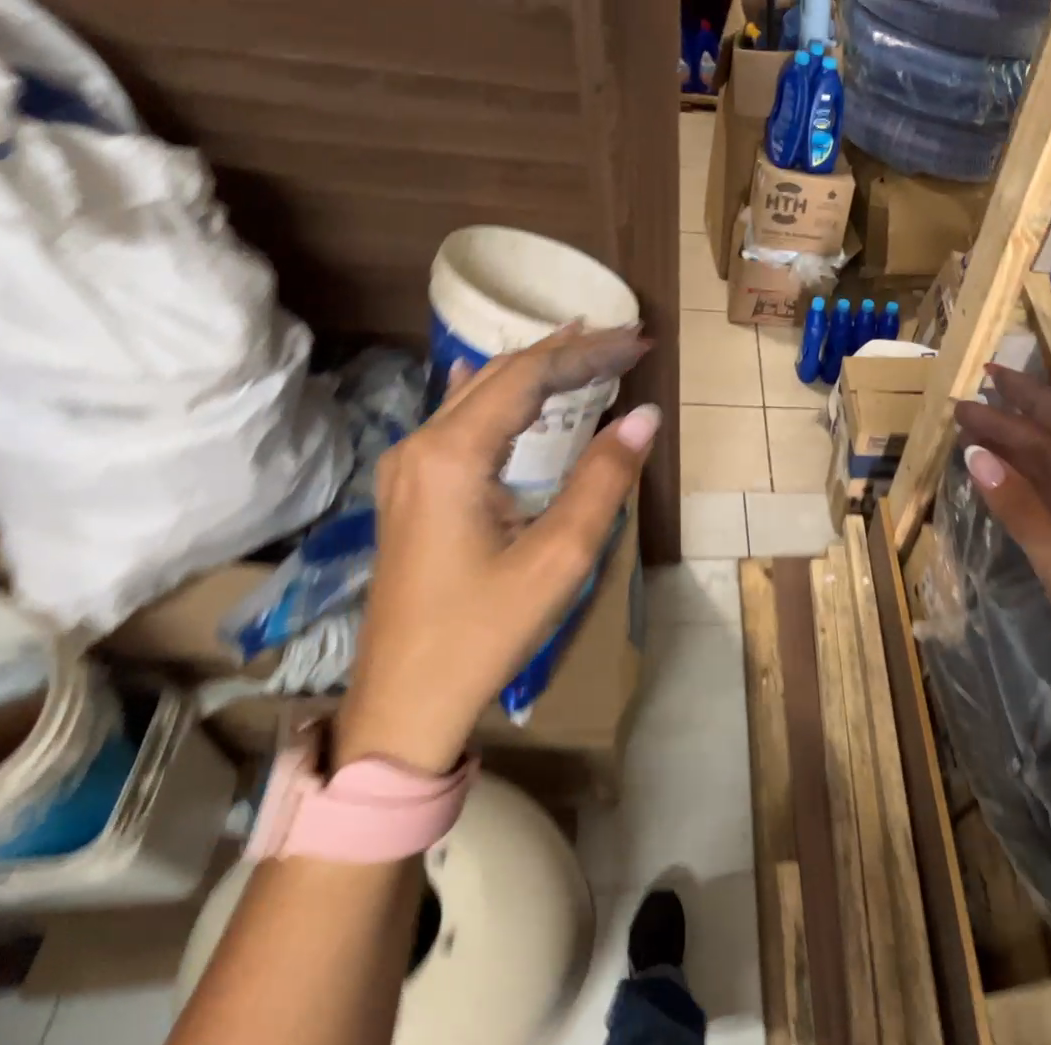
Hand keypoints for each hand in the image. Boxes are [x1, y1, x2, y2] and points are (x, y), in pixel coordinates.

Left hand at [333, 321, 655, 771]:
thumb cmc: (486, 632)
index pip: (526, 376)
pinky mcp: (410, 494)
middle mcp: (420, 447)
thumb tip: (643, 417)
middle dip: (563, 354)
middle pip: (497, 376)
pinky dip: (502, 403)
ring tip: (583, 355)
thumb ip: (602, 480)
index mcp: (452, 456)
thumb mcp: (559, 558)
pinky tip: (514, 397)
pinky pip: (460, 425)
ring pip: (474, 397)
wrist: (407, 697)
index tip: (639, 342)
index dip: (587, 353)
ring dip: (531, 374)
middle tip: (622, 343)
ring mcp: (407, 470)